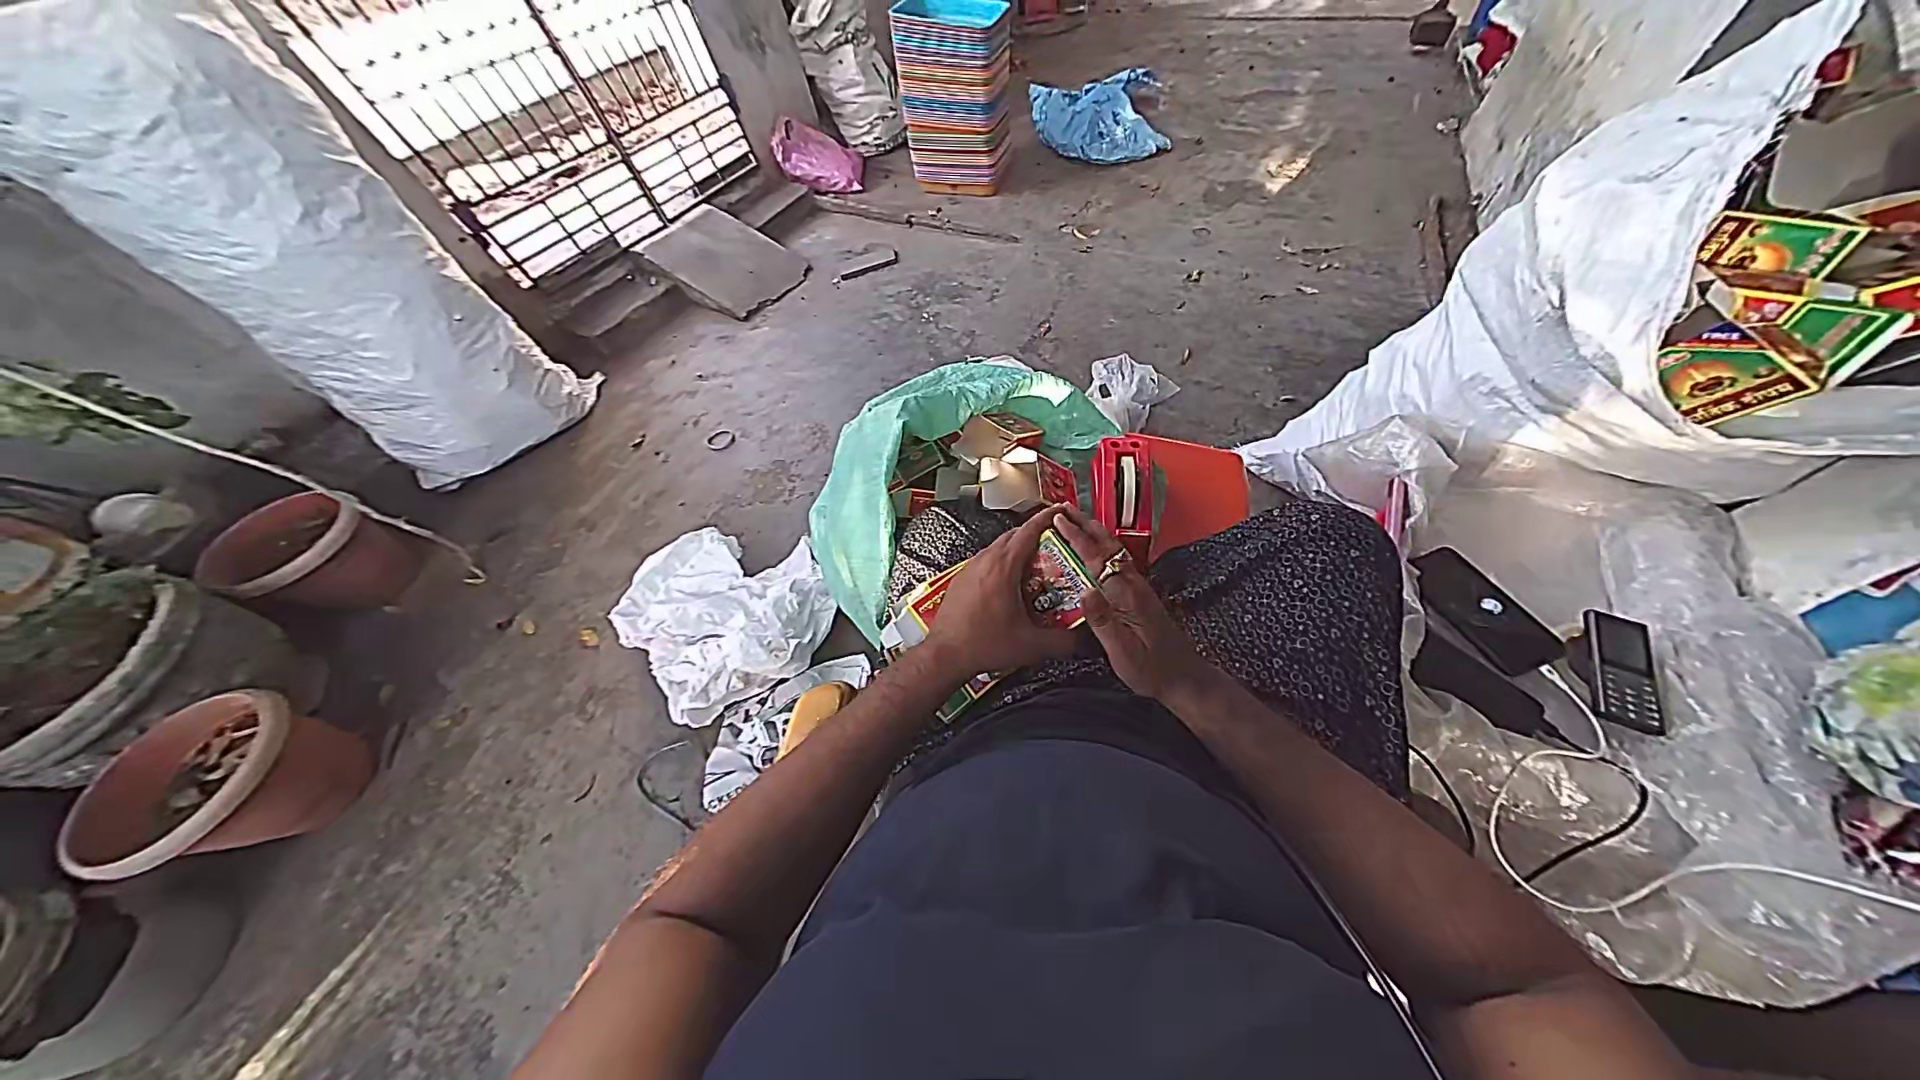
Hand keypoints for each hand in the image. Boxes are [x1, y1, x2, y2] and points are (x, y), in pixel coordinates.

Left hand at [920, 506, 1078, 681]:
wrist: (945, 655)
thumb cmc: (981, 645)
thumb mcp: (1032, 644)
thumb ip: (1064, 640)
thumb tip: (1083, 637)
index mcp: (1003, 567)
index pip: (1029, 530)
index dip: (1047, 519)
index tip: (1060, 512)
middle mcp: (984, 562)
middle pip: (1014, 536)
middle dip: (1036, 536)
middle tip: (1055, 546)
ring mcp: (970, 569)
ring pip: (998, 548)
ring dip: (1018, 552)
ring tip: (1035, 567)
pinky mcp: (961, 580)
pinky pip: (986, 562)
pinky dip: (1002, 565)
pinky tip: (1010, 586)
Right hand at [1052, 506, 1216, 702]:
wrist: (1183, 677)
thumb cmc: (1151, 670)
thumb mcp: (1122, 652)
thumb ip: (1102, 621)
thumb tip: (1084, 592)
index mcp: (1127, 596)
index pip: (1097, 559)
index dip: (1077, 538)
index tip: (1059, 521)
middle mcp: (1134, 586)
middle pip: (1107, 546)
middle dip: (1085, 525)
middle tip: (1063, 509)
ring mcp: (1139, 588)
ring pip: (1113, 551)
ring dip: (1094, 532)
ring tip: (1075, 520)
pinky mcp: (1139, 595)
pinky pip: (1117, 562)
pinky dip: (1101, 547)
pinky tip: (1094, 549)